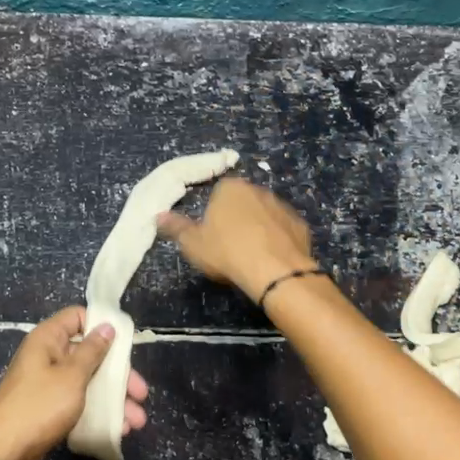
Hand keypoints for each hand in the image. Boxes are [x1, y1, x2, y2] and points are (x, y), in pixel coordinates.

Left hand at [0, 306, 149, 459]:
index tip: (125, 344)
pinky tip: (118, 429)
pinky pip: (78, 403)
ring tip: (136, 421)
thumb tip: (107, 326)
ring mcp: (47, 383)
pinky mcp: (49, 408)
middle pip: (88, 354)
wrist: (5, 449)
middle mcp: (47, 356)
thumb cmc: (40, 405)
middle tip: (141, 394)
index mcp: (47, 339)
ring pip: (87, 382)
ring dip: (113, 399)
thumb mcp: (72, 376)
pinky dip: (97, 412)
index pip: (77, 318)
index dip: (101, 326)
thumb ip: (92, 351)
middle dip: (117, 375)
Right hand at [156, 176, 318, 300]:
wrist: (275, 271)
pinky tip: (270, 259)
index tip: (210, 233)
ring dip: (258, 228)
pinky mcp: (300, 225)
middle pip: (242, 201)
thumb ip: (176, 227)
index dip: (213, 213)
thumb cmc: (227, 252)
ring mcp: (282, 206)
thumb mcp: (192, 243)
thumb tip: (158, 216)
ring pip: (264, 214)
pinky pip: (283, 230)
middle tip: (228, 244)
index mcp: (230, 188)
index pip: (217, 192)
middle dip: (236, 217)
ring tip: (250, 255)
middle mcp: (258, 189)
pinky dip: (277, 240)